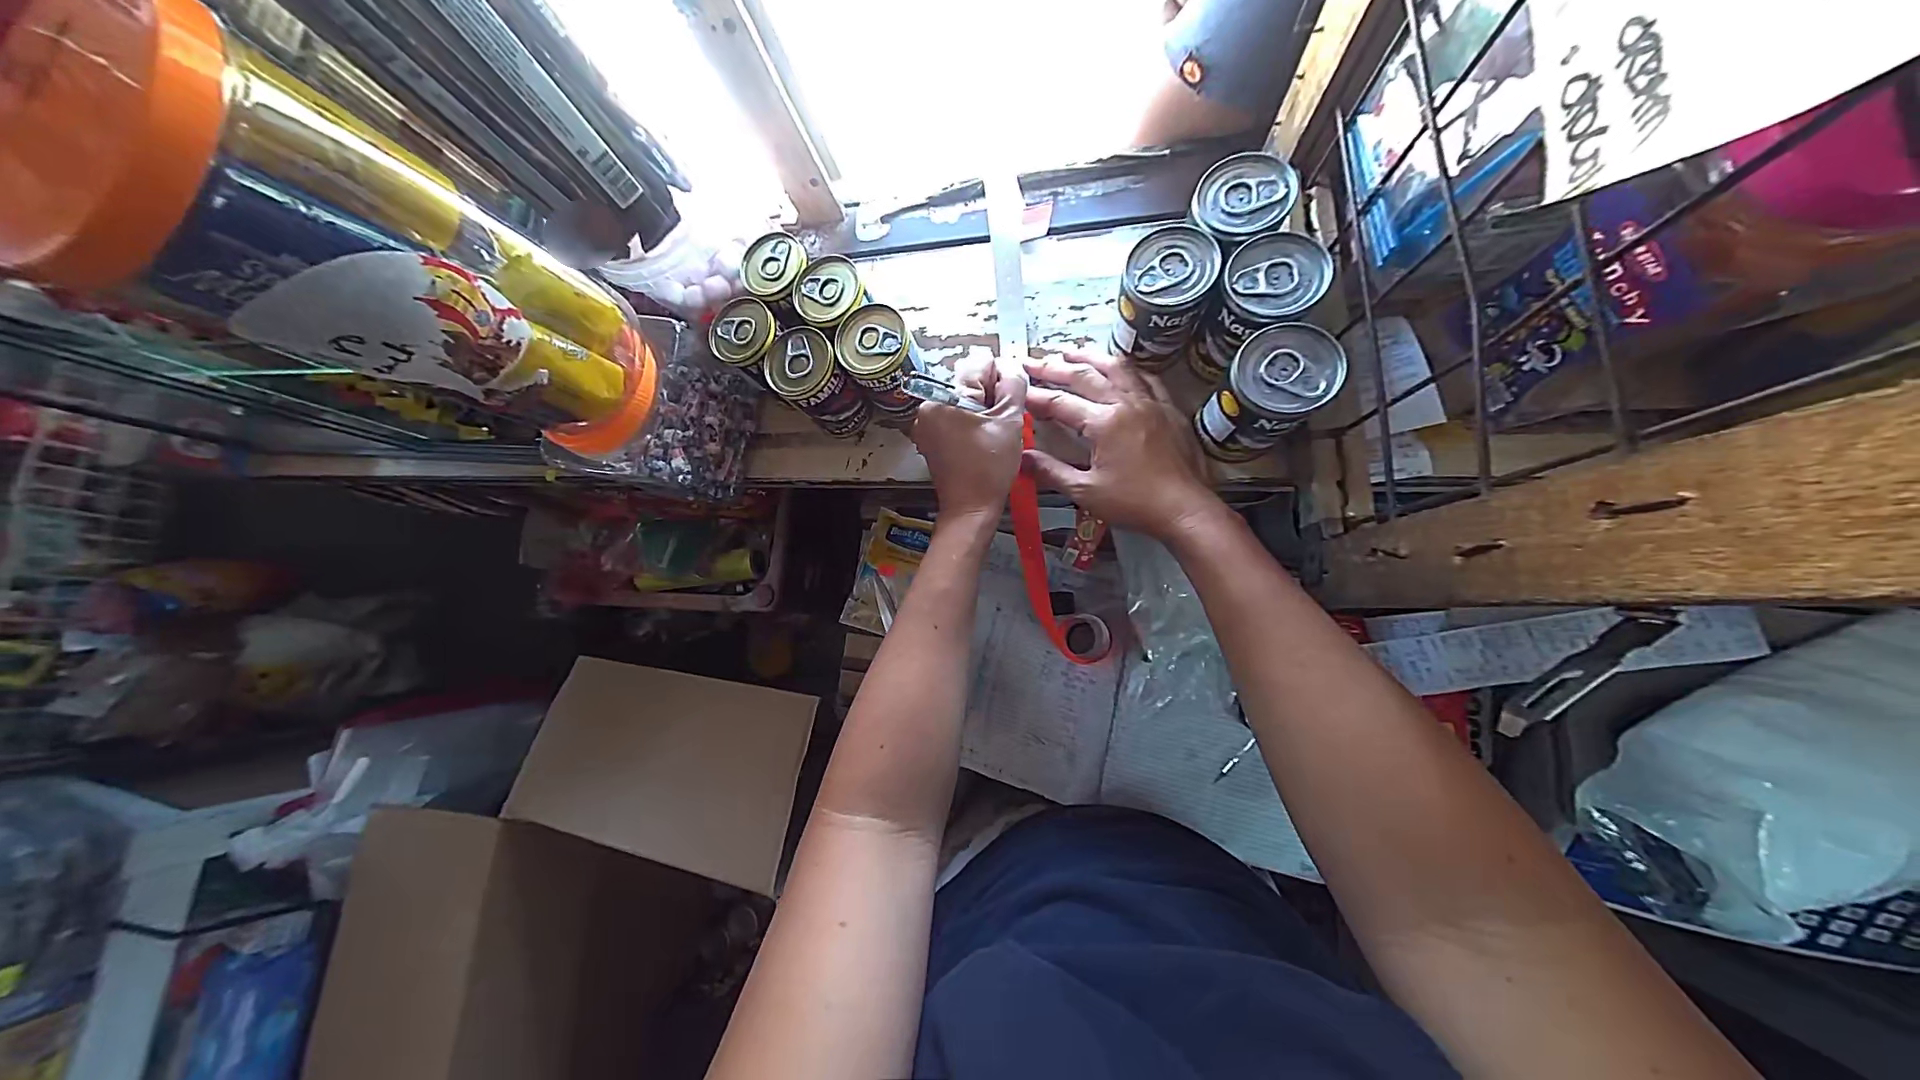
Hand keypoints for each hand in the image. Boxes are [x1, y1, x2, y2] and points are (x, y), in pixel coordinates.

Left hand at [911, 352, 1027, 521]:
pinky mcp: (931, 440)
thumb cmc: (989, 468)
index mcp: (943, 397)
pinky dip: (972, 425)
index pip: (980, 364)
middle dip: (992, 396)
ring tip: (996, 434)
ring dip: (984, 411)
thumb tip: (1011, 366)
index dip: (1003, 378)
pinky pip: (956, 419)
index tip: (1011, 401)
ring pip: (964, 401)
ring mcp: (926, 425)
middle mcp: (928, 406)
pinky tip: (984, 442)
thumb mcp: (1009, 421)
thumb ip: (1013, 385)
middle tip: (1005, 421)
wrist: (970, 508)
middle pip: (969, 383)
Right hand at [1022, 350, 1223, 540]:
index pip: (1061, 403)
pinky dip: (1127, 369)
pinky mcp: (1168, 410)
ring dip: (1090, 357)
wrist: (1184, 508)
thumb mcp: (1086, 491)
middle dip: (1054, 367)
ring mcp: (1151, 403)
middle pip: (1086, 376)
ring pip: (1117, 368)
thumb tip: (1023, 460)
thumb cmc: (1136, 503)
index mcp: (1105, 423)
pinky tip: (1118, 367)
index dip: (1036, 397)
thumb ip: (1052, 472)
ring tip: (1070, 351)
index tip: (1018, 392)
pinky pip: (1145, 378)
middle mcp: (1128, 404)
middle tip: (1033, 361)